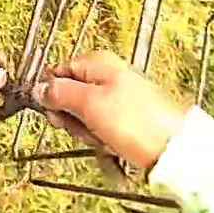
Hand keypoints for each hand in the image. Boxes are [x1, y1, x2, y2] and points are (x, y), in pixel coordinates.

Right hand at [34, 51, 188, 169]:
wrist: (174, 150)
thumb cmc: (134, 121)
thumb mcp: (89, 103)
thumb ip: (59, 92)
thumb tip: (38, 88)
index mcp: (99, 62)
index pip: (59, 71)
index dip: (52, 93)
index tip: (54, 112)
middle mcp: (109, 76)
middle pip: (71, 95)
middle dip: (73, 118)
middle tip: (84, 128)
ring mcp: (119, 98)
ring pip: (86, 116)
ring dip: (89, 132)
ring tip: (104, 138)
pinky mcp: (129, 119)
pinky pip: (103, 129)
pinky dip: (104, 140)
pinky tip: (114, 146)